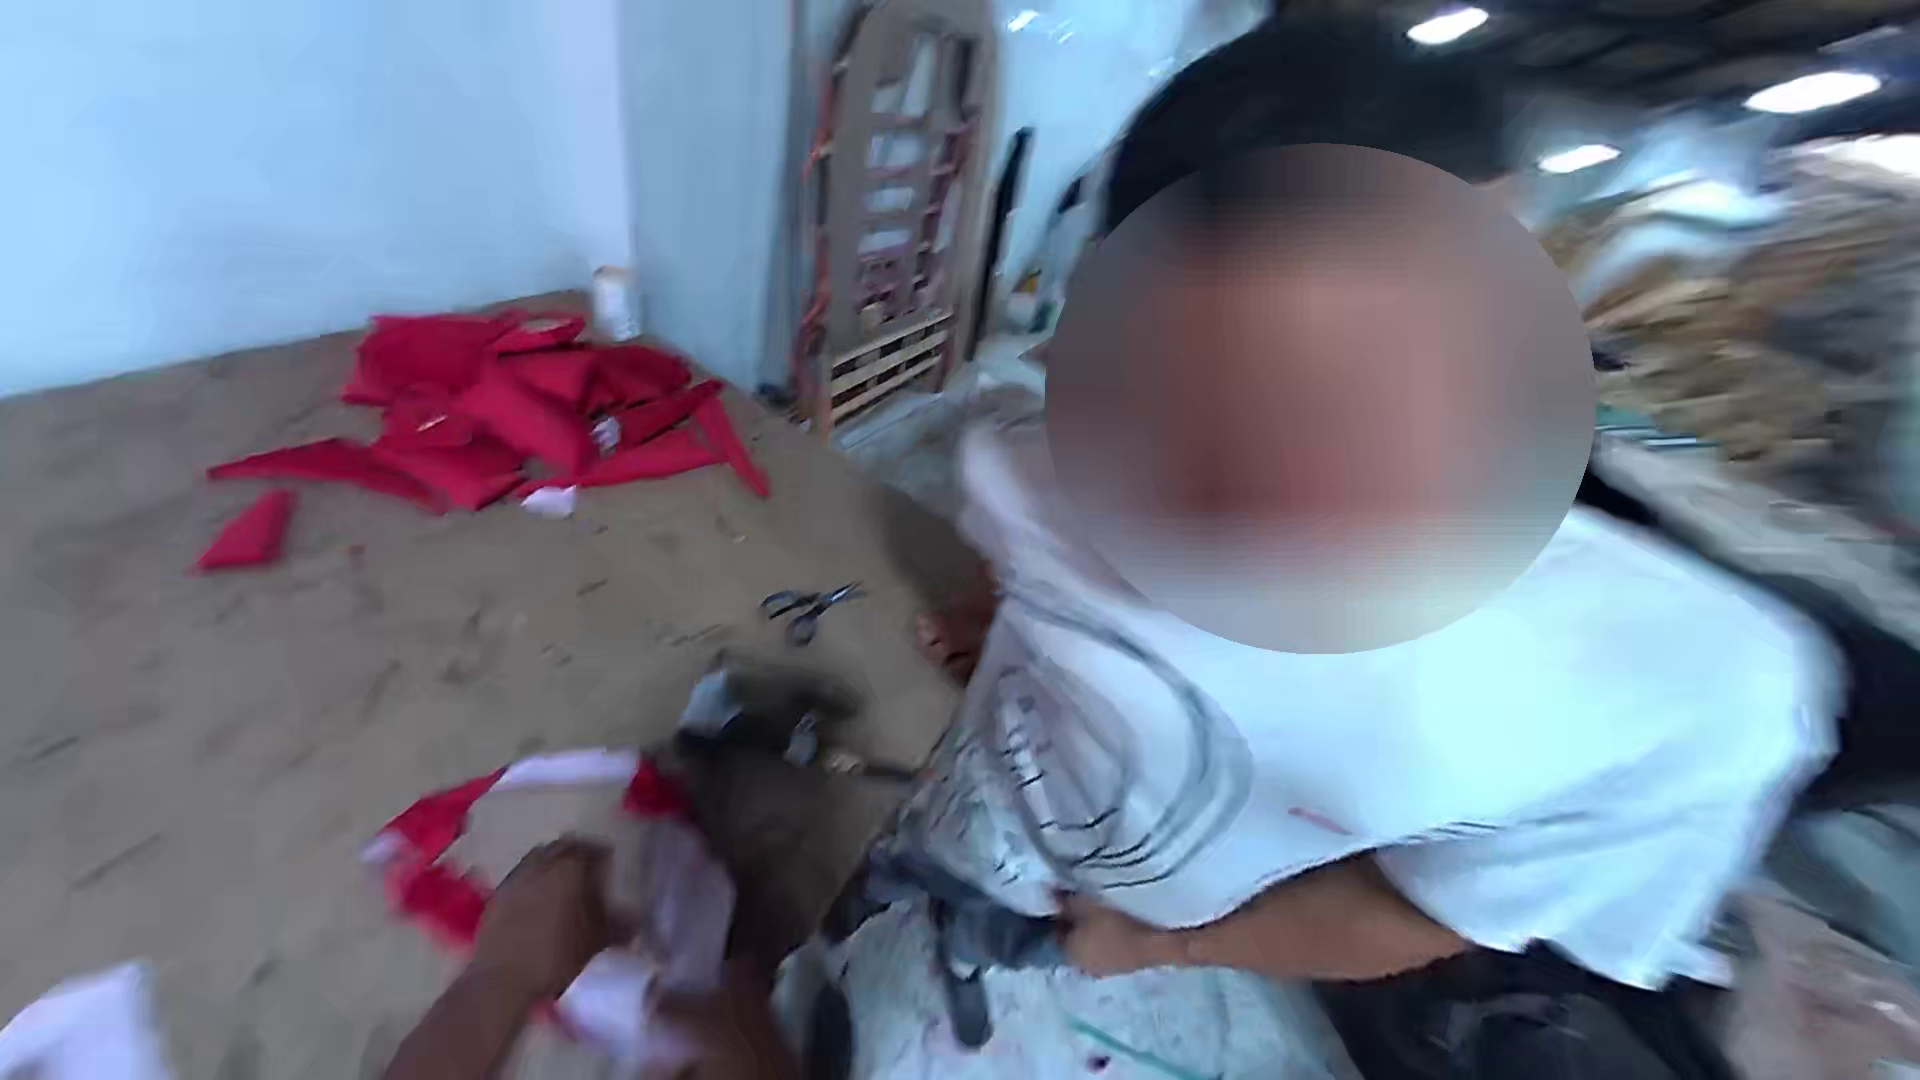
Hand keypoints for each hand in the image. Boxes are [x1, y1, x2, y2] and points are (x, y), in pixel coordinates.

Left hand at [469, 837, 613, 999]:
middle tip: (586, 868)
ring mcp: (517, 879)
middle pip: (565, 846)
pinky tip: (534, 900)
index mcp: (574, 866)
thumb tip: (636, 920)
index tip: (609, 866)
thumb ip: (621, 924)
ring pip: (539, 857)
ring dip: (551, 863)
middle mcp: (545, 864)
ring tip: (559, 881)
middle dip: (577, 852)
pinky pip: (519, 876)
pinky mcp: (496, 898)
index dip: (604, 855)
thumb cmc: (558, 955)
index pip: (595, 848)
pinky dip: (530, 880)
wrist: (499, 984)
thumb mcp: (599, 939)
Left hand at [1058, 893, 1183, 976]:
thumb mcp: (1081, 902)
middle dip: (1073, 920)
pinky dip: (1107, 933)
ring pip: (1092, 944)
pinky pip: (1108, 946)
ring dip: (1092, 927)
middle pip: (1073, 939)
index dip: (1055, 913)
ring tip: (1097, 902)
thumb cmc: (1112, 919)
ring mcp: (1109, 969)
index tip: (1059, 893)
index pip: (1053, 933)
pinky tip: (1114, 915)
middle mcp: (1086, 968)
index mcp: (1070, 955)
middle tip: (1077, 894)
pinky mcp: (1128, 965)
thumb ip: (1061, 900)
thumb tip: (1048, 896)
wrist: (1158, 941)